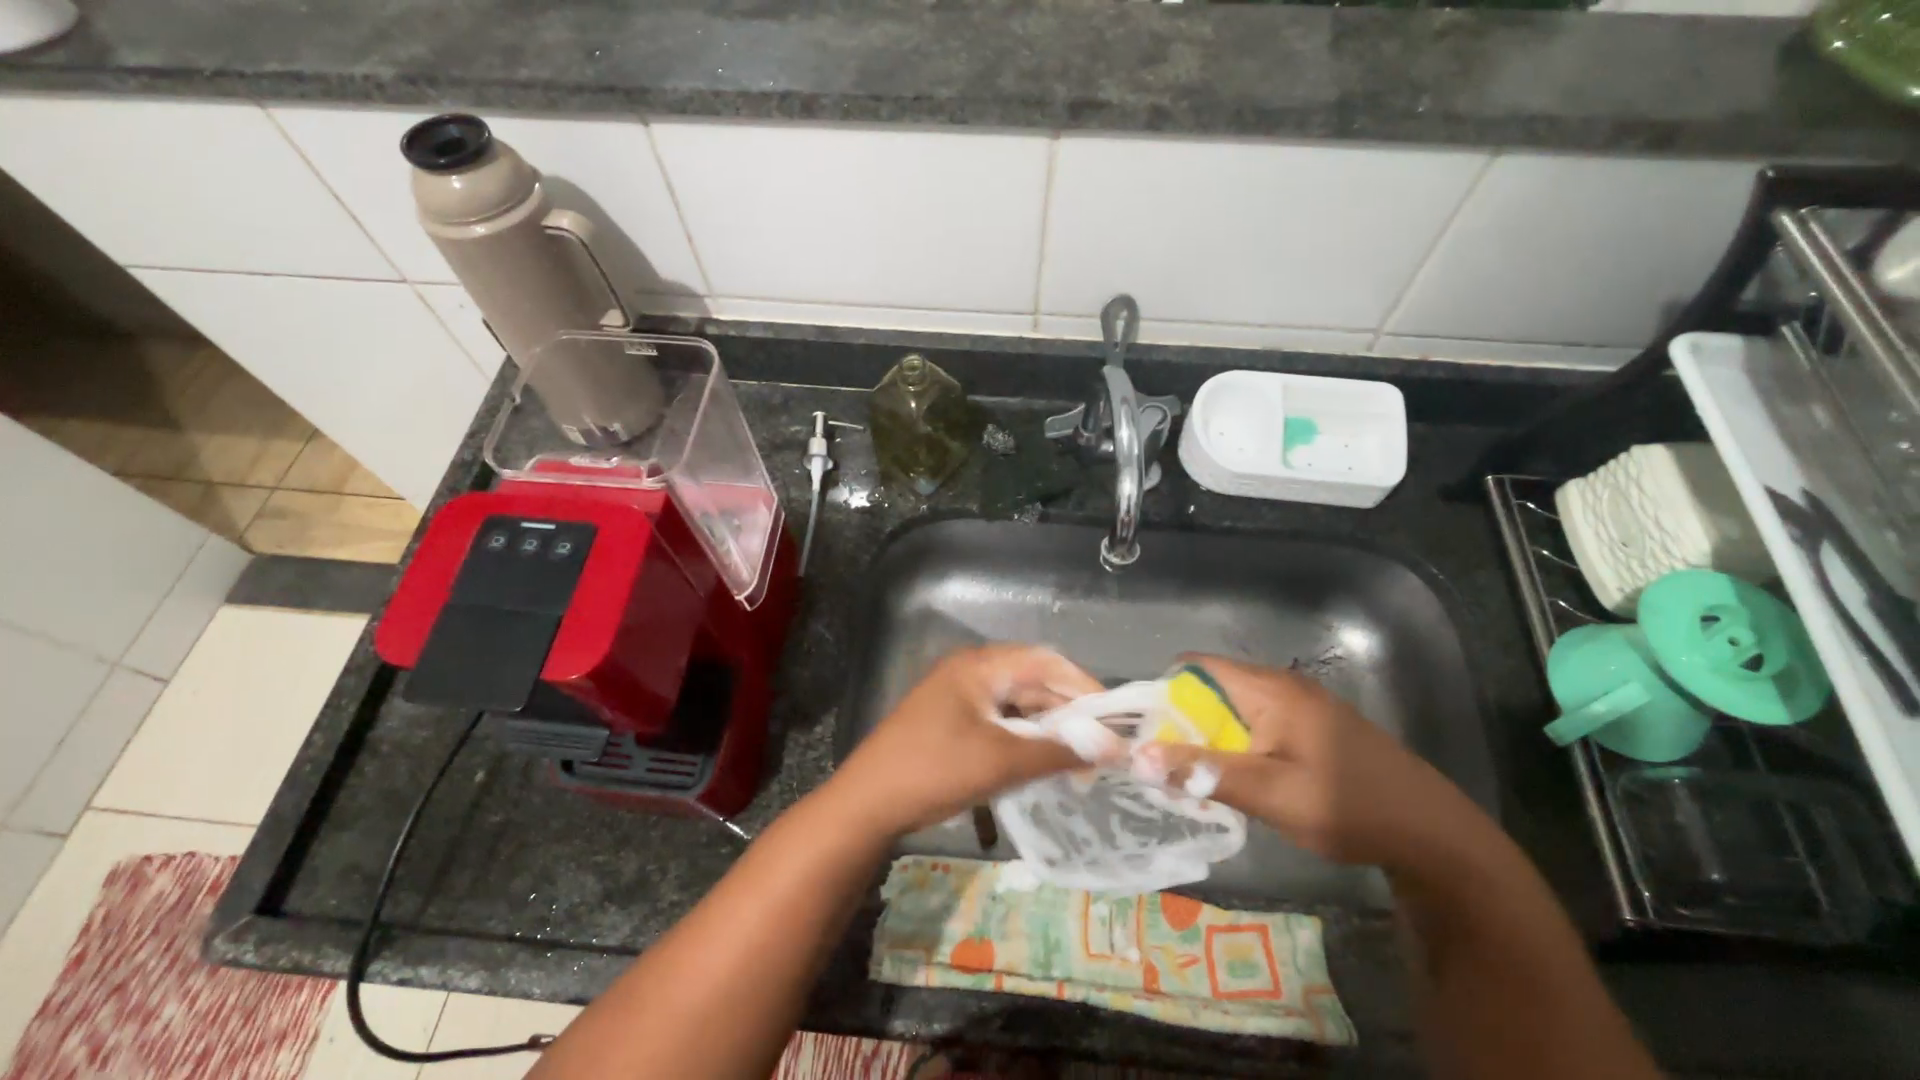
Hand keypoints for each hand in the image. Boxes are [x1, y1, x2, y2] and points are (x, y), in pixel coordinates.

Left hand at [826, 645, 1104, 836]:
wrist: (867, 804)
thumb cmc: (934, 771)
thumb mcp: (1001, 762)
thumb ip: (1058, 751)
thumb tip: (1113, 749)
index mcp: (980, 666)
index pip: (1047, 662)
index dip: (1085, 688)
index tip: (1116, 720)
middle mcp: (971, 672)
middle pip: (1034, 683)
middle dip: (1070, 714)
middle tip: (1102, 749)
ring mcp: (959, 697)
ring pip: (1018, 706)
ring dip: (1049, 730)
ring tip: (1080, 762)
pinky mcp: (953, 723)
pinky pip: (1001, 723)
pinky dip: (1025, 741)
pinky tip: (1044, 765)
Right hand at [1133, 655, 1489, 873]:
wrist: (1430, 833)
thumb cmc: (1346, 806)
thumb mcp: (1268, 792)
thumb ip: (1203, 771)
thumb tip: (1137, 757)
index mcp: (1271, 689)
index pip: (1194, 667)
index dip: (1162, 695)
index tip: (1144, 736)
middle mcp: (1283, 686)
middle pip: (1211, 689)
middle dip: (1182, 725)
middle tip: (1165, 769)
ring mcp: (1302, 707)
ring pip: (1233, 711)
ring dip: (1209, 741)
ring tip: (1194, 780)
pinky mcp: (1313, 730)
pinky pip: (1257, 726)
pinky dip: (1237, 749)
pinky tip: (1239, 783)